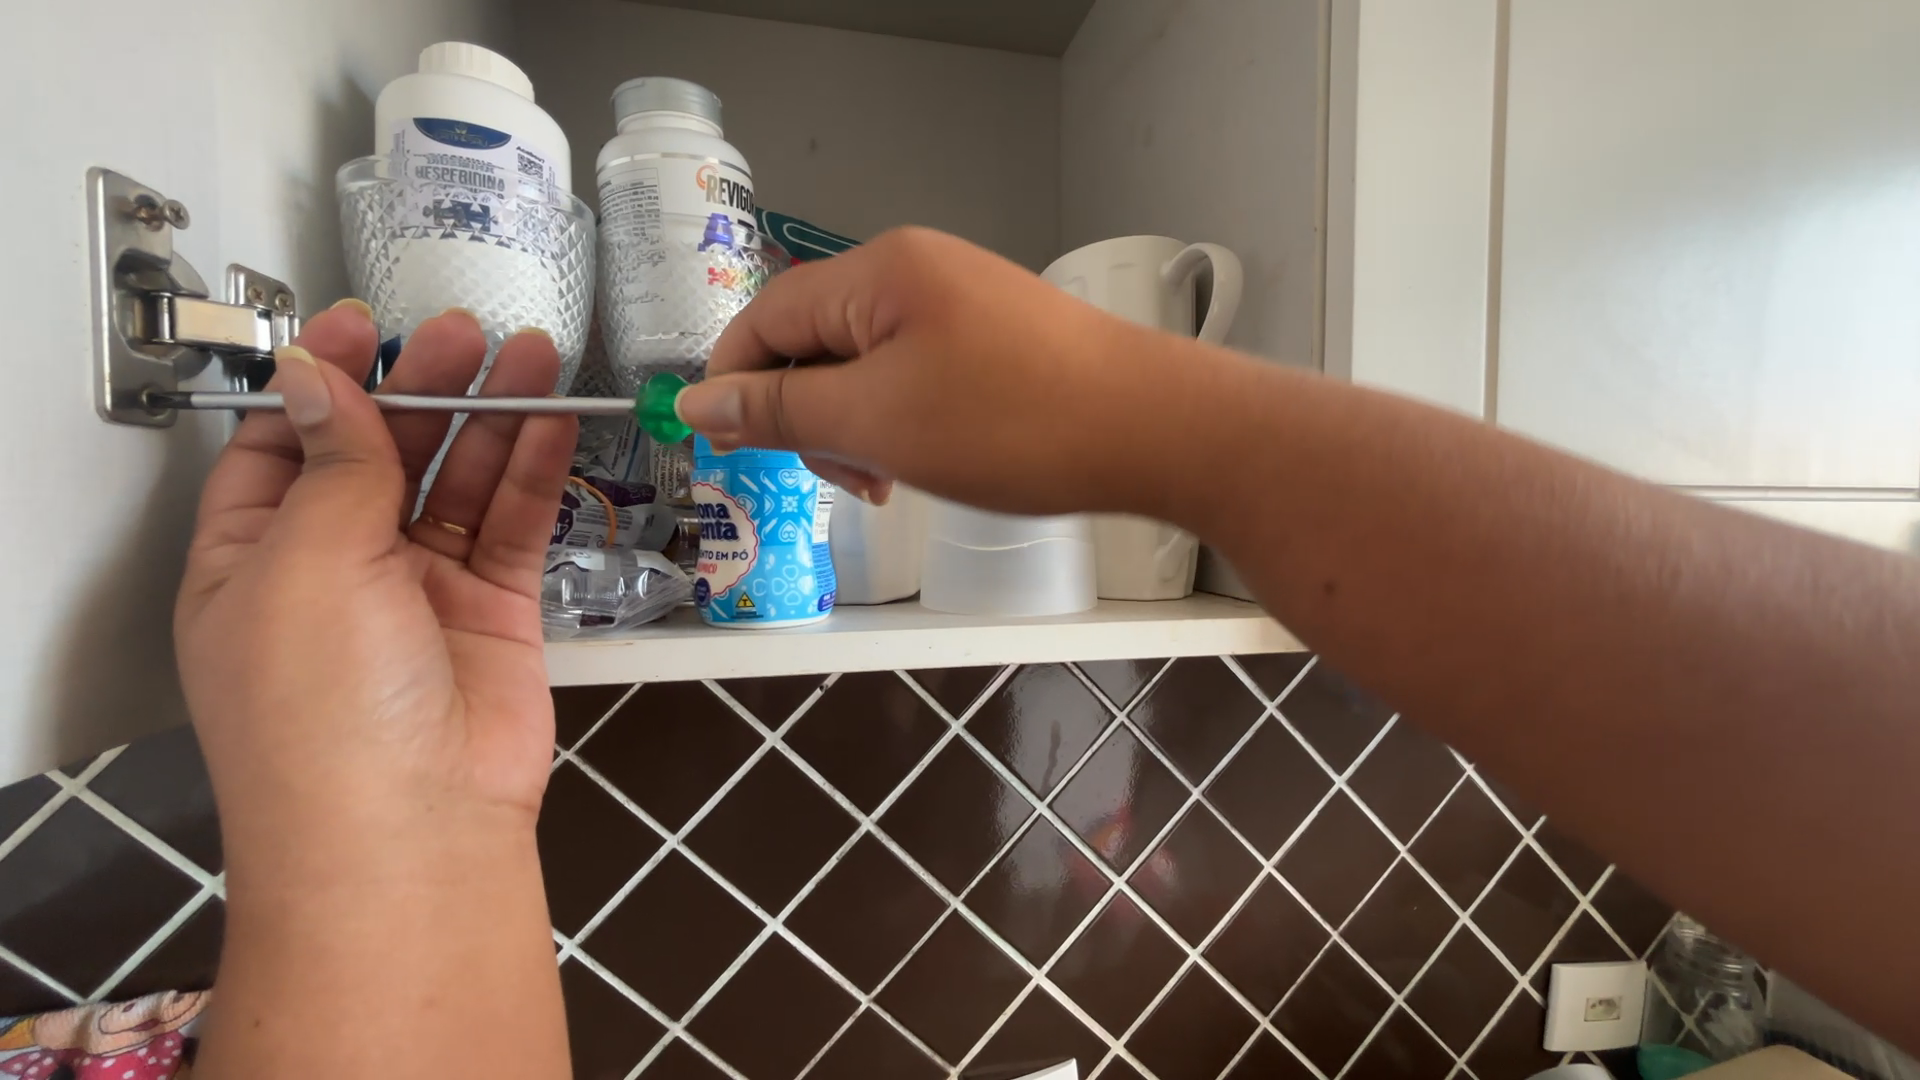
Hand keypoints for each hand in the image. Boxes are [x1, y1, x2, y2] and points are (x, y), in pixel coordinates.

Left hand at [174, 304, 576, 867]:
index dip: (327, 382)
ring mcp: (426, 584)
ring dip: (498, 421)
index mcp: (256, 554)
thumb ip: (336, 468)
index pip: (289, 444)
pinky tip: (554, 429)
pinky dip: (536, 474)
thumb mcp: (305, 568)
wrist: (418, 819)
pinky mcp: (497, 604)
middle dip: (431, 390)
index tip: (366, 325)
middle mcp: (342, 563)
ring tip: (534, 362)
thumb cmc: (323, 709)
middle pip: (390, 453)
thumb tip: (321, 379)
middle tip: (472, 336)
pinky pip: (514, 524)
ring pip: (464, 482)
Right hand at [677, 227, 1172, 515]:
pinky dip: (902, 422)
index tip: (728, 447)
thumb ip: (782, 409)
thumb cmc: (1010, 425)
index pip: (765, 317)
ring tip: (889, 479)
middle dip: (810, 416)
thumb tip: (699, 399)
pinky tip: (926, 459)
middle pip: (816, 343)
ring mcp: (960, 304)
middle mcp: (914, 273)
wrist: (1154, 431)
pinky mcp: (993, 340)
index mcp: (877, 273)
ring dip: (857, 427)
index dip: (734, 383)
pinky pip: (916, 377)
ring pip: (867, 368)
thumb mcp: (878, 420)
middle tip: (848, 478)